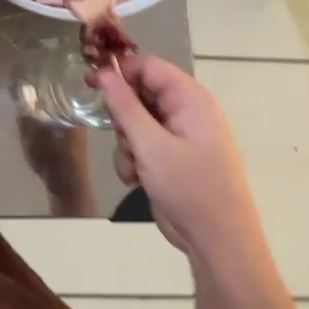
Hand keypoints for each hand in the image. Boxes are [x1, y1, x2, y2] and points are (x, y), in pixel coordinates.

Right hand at [97, 54, 263, 262]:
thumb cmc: (190, 187)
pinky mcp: (171, 158)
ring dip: (127, 143)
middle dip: (124, 116)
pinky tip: (137, 179)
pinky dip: (134, 159)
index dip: (120, 71)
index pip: (148, 66)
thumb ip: (124, 105)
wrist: (218, 242)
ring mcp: (179, 136)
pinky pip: (142, 145)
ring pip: (136, 122)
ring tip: (135, 166)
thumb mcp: (151, 145)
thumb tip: (102, 70)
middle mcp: (186, 112)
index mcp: (190, 98)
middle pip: (140, 94)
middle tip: (119, 135)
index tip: (90, 81)